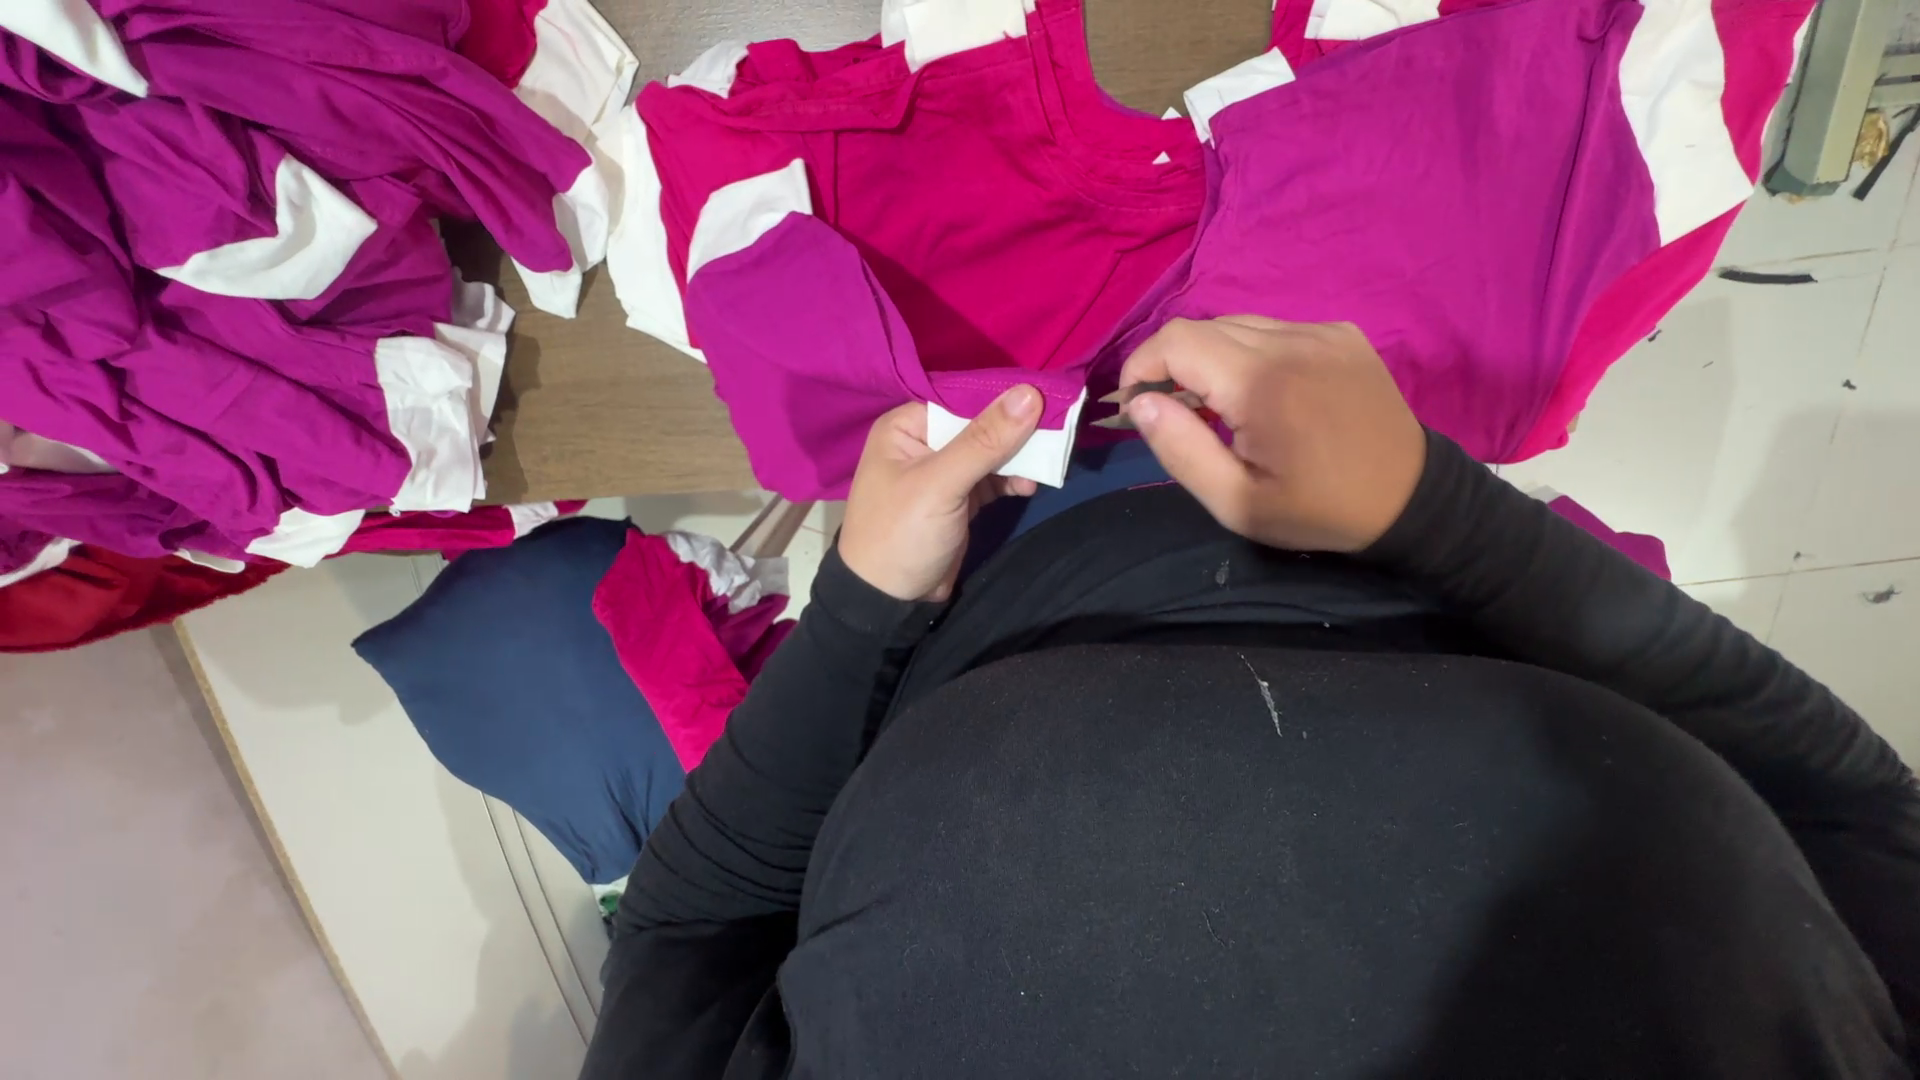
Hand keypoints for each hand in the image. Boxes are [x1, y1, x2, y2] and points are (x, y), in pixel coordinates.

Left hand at [838, 387, 1042, 600]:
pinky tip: (1030, 486)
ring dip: (1019, 457)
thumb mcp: (942, 484)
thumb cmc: (901, 535)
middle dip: (1016, 430)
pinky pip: (991, 479)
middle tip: (1056, 431)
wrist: (888, 603)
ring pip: (990, 452)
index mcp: (905, 427)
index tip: (1046, 395)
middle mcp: (922, 443)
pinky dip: (1012, 480)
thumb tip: (1030, 393)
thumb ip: (985, 440)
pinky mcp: (958, 499)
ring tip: (1047, 463)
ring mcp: (942, 472)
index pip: (960, 399)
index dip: (1002, 397)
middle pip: (979, 424)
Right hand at [1120, 316, 1425, 552]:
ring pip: (1235, 325)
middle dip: (1169, 365)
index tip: (1136, 406)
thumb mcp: (1234, 501)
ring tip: (1216, 405)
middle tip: (1172, 413)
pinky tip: (1262, 393)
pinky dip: (1248, 354)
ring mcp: (1321, 331)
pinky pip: (1273, 329)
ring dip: (1208, 359)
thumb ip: (1179, 449)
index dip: (1140, 367)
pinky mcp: (1341, 333)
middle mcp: (1290, 341)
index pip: (1174, 341)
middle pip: (1201, 328)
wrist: (1410, 500)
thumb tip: (1140, 402)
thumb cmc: (1315, 510)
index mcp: (1260, 383)